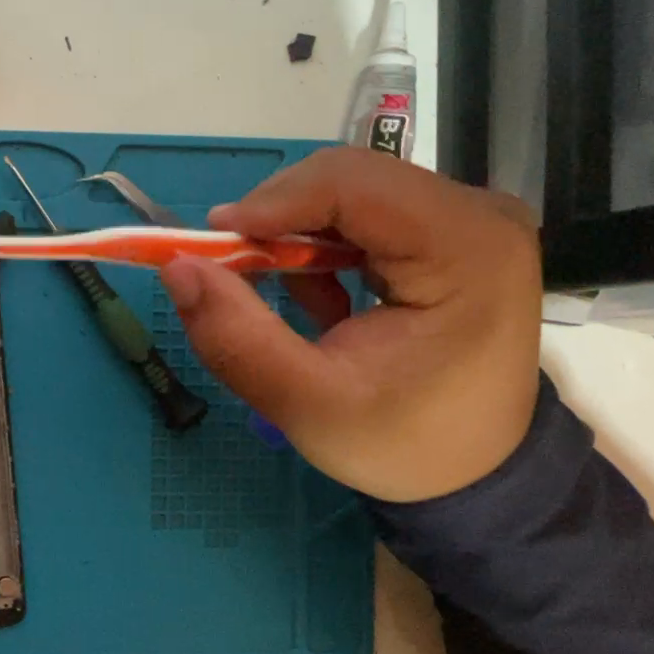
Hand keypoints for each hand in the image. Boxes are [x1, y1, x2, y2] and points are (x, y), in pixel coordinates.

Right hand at [160, 148, 541, 502]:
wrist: (474, 473)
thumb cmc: (402, 442)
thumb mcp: (306, 403)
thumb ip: (237, 337)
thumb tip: (176, 268)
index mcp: (465, 250)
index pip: (351, 184)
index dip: (271, 203)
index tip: (211, 245)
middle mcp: (477, 216)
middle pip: (349, 180)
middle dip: (277, 221)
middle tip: (230, 274)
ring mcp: (467, 220)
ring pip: (349, 192)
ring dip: (295, 238)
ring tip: (282, 301)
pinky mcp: (450, 233)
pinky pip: (363, 213)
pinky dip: (320, 248)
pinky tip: (323, 300)